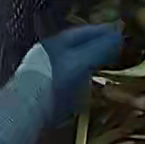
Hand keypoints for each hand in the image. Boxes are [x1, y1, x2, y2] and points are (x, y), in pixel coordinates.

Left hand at [0, 24, 120, 143]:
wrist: (25, 112)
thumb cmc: (54, 81)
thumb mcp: (81, 61)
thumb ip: (99, 48)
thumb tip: (119, 36)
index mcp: (56, 43)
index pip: (83, 32)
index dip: (101, 31)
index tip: (119, 31)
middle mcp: (47, 55)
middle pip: (74, 46)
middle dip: (93, 46)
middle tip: (113, 49)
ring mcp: (42, 74)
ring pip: (68, 63)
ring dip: (85, 63)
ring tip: (101, 67)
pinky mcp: (41, 94)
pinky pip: (65, 81)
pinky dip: (78, 80)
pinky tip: (83, 88)